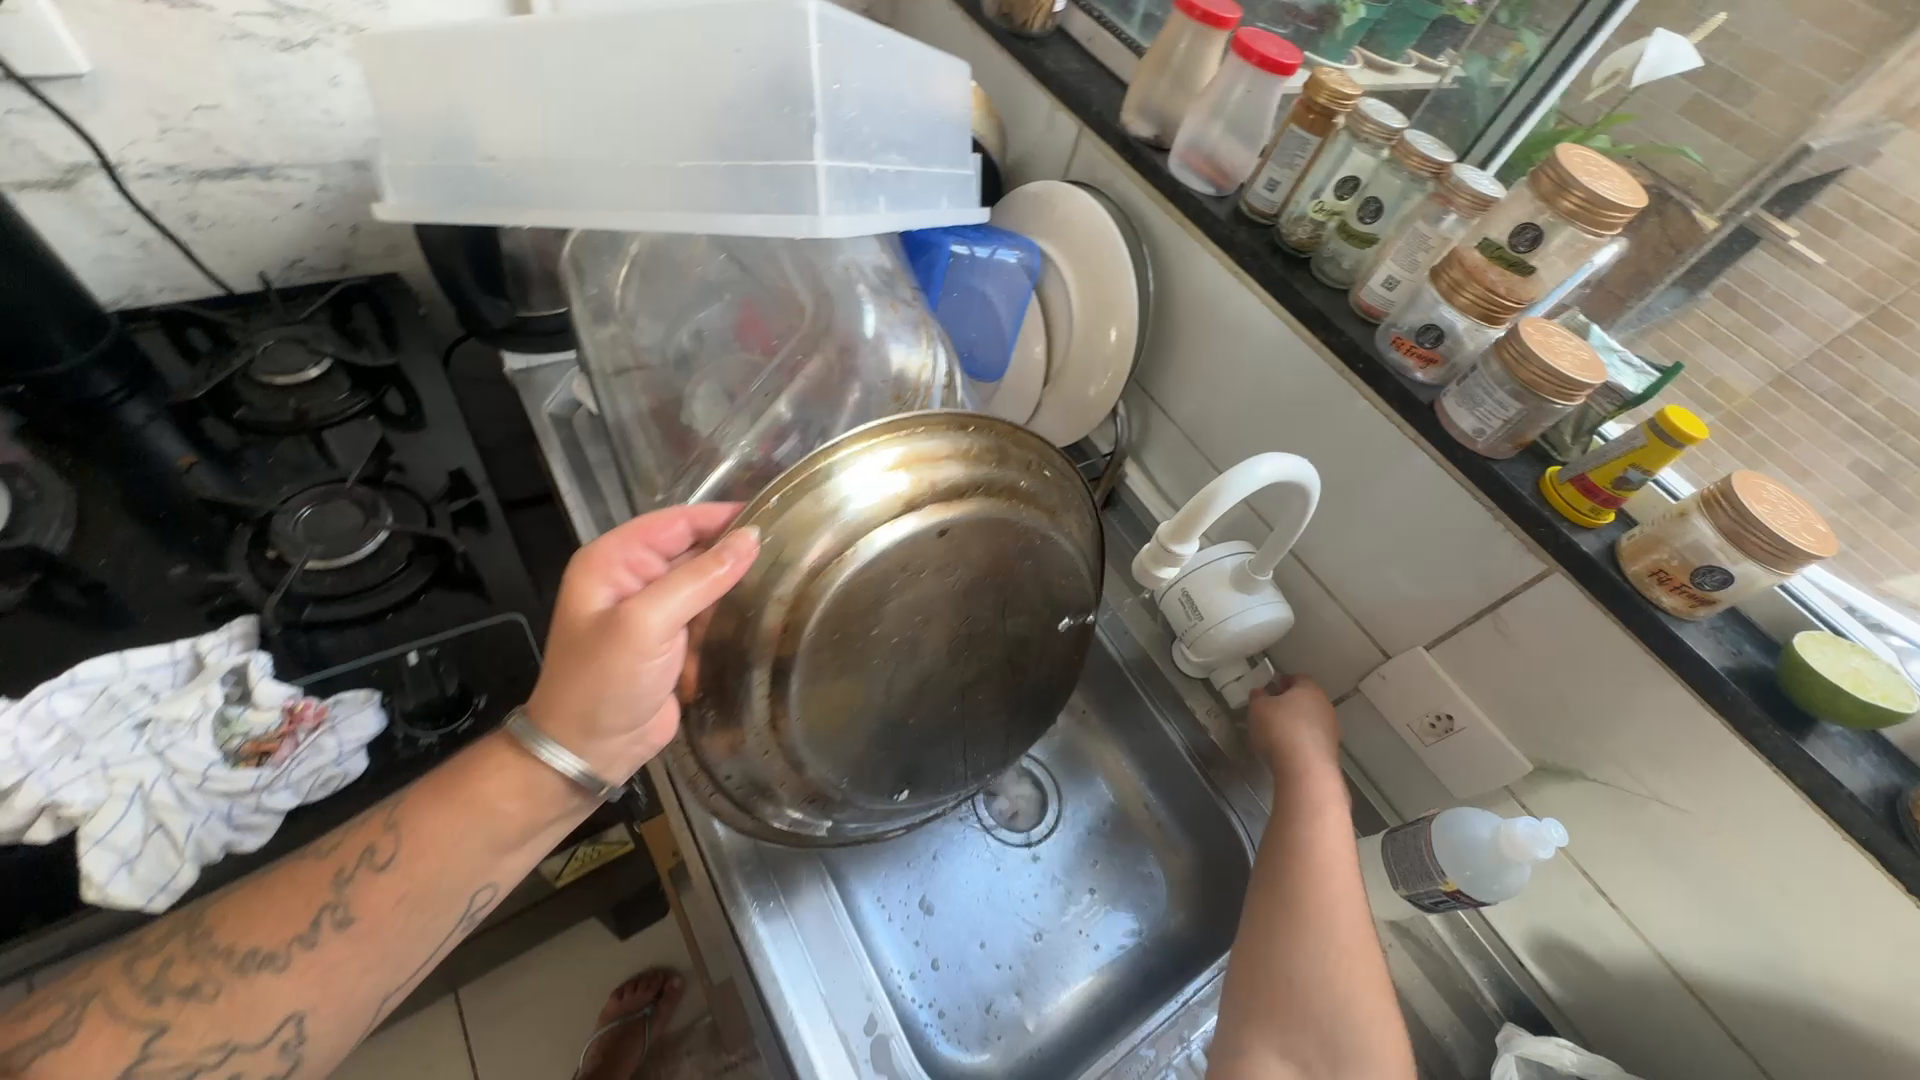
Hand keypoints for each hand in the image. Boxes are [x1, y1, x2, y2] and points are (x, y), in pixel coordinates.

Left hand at [522, 504, 760, 782]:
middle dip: (732, 551)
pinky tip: (763, 614)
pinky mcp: (672, 640)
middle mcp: (633, 578)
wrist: (589, 751)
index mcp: (613, 561)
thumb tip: (751, 538)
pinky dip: (730, 616)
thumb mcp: (648, 623)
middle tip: (789, 548)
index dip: (720, 517)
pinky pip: (709, 614)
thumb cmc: (605, 682)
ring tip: (786, 578)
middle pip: (693, 549)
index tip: (771, 516)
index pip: (675, 522)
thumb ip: (700, 577)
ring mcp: (653, 611)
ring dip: (735, 586)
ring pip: (706, 582)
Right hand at [1246, 674, 1339, 778]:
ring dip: (1297, 724)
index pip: (1298, 678)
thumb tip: (1261, 693)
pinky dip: (1300, 741)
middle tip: (1271, 709)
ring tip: (1277, 732)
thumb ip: (1258, 697)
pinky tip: (1286, 749)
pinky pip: (1312, 740)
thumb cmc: (1279, 729)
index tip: (1272, 686)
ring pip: (1311, 720)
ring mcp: (1331, 730)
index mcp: (1309, 689)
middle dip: (1290, 703)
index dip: (1283, 681)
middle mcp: (1325, 706)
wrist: (1305, 769)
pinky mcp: (1330, 751)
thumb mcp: (1257, 708)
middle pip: (1306, 700)